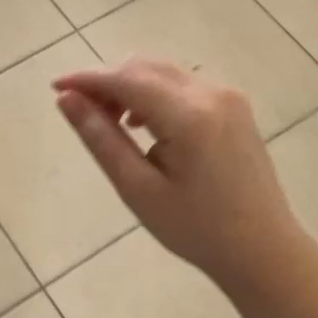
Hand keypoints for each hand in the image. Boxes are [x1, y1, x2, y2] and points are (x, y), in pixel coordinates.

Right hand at [53, 59, 298, 292]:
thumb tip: (66, 99)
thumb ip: (101, 138)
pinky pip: (181, 83)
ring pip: (162, 71)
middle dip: (106, 81)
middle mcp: (211, 94)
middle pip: (143, 67)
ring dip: (129, 85)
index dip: (85, 79)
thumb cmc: (195, 228)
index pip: (125, 79)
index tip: (54, 87)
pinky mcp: (234, 106)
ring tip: (109, 122)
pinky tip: (142, 123)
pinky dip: (153, 92)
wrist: (263, 250)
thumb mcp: (137, 188)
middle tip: (79, 111)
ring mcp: (228, 97)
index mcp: (188, 116)